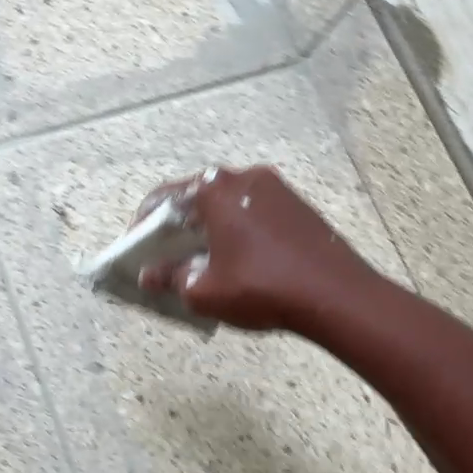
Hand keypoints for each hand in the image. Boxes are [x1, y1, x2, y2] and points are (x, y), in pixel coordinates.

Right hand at [135, 165, 373, 330]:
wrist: (336, 295)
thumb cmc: (262, 288)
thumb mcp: (204, 291)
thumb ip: (170, 278)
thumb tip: (148, 275)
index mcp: (215, 190)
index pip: (164, 199)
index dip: (143, 225)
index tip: (135, 249)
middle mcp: (244, 178)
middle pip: (196, 197)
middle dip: (177, 225)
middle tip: (165, 255)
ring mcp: (275, 188)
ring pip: (227, 204)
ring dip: (208, 227)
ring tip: (200, 259)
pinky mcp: (297, 205)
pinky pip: (253, 211)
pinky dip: (236, 229)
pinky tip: (236, 258)